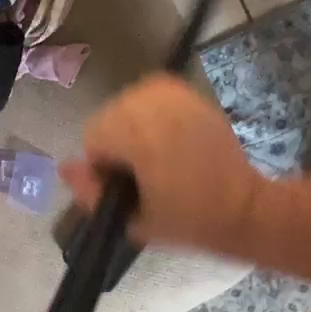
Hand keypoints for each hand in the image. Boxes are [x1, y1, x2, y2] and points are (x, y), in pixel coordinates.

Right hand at [62, 73, 266, 251]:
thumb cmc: (189, 219)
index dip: (105, 166)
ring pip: (128, 104)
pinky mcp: (187, 92)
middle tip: (145, 175)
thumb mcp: (133, 219)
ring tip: (158, 158)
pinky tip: (168, 139)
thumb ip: (92, 193)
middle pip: (109, 117)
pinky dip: (151, 114)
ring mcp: (172, 92)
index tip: (130, 187)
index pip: (93, 137)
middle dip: (119, 143)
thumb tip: (66, 167)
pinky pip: (150, 96)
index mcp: (136, 131)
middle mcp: (150, 102)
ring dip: (134, 127)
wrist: (243, 206)